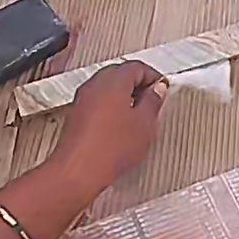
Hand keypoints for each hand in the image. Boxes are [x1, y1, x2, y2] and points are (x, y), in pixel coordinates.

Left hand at [46, 61, 168, 196]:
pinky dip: (111, 108)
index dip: (153, 76)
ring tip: (139, 116)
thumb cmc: (108, 149)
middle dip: (138, 84)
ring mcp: (82, 100)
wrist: (78, 171)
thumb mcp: (144, 125)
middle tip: (153, 100)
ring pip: (107, 88)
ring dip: (124, 96)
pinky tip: (120, 127)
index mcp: (112, 81)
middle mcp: (94, 86)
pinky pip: (97, 103)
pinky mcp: (76, 116)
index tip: (162, 88)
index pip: (136, 67)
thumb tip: (157, 91)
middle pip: (120, 74)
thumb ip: (153, 102)